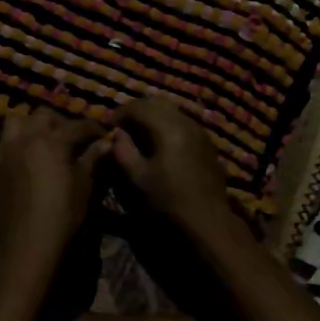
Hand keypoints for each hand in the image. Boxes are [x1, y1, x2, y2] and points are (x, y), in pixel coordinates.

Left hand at [0, 109, 108, 259]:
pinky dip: (1, 148)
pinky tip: (11, 157)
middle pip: (44, 115)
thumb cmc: (63, 212)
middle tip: (73, 137)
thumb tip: (108, 142)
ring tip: (41, 140)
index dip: (93, 128)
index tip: (103, 134)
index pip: (78, 125)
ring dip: (29, 125)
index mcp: (53, 140)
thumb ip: (93, 158)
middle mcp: (26, 138)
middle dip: (60, 121)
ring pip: (14, 122)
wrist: (29, 241)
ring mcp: (4, 151)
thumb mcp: (85, 184)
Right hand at [110, 97, 234, 233]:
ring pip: (173, 111)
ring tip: (142, 134)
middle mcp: (186, 122)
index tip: (111, 126)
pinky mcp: (207, 142)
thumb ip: (124, 150)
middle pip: (158, 102)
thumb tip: (118, 134)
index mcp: (168, 128)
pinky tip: (162, 144)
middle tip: (125, 127)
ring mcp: (200, 131)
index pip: (140, 106)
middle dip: (138, 110)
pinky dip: (169, 125)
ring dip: (155, 116)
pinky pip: (184, 123)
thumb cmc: (168, 199)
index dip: (122, 112)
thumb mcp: (138, 177)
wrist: (207, 217)